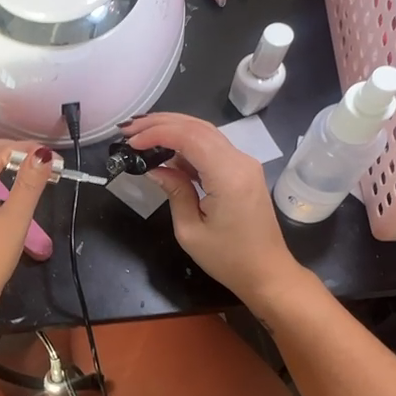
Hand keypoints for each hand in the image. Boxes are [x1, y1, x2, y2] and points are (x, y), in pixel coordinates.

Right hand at [121, 113, 301, 299]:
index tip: (131, 142)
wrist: (266, 272)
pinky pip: (212, 147)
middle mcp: (240, 161)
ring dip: (173, 129)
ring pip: (205, 132)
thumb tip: (156, 168)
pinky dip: (186, 142)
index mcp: (228, 176)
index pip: (189, 138)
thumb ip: (174, 192)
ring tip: (141, 132)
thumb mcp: (190, 230)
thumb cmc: (227, 259)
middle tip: (129, 129)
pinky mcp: (242, 170)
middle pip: (198, 127)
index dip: (157, 133)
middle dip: (161, 124)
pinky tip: (165, 148)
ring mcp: (244, 164)